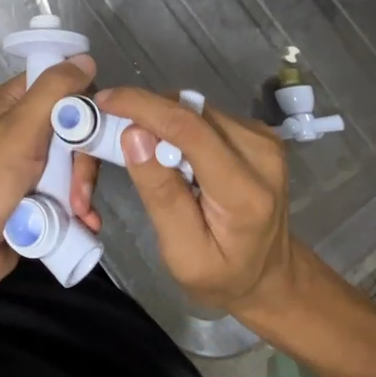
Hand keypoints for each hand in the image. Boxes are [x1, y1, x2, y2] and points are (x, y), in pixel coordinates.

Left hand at [0, 57, 96, 293]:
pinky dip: (78, 209)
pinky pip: (68, 195)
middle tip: (80, 185)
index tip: (96, 123)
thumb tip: (85, 58)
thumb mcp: (19, 130)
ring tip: (80, 210)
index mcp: (9, 105)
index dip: (80, 101)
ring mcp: (28, 168)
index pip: (56, 85)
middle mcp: (19, 131)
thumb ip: (53, 91)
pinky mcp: (36, 200)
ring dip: (81, 189)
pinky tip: (85, 223)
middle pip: (71, 130)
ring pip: (73, 166)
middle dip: (82, 160)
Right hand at [93, 87, 302, 319]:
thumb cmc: (224, 274)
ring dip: (159, 117)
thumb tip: (133, 135)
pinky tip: (166, 148)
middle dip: (144, 112)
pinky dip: (175, 122)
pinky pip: (202, 114)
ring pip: (193, 107)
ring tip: (138, 145)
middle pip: (189, 112)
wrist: (272, 274)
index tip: (103, 101)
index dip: (143, 107)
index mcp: (244, 191)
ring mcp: (262, 138)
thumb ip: (160, 195)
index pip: (190, 130)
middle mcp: (260, 153)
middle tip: (108, 129)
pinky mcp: (255, 132)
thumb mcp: (183, 254)